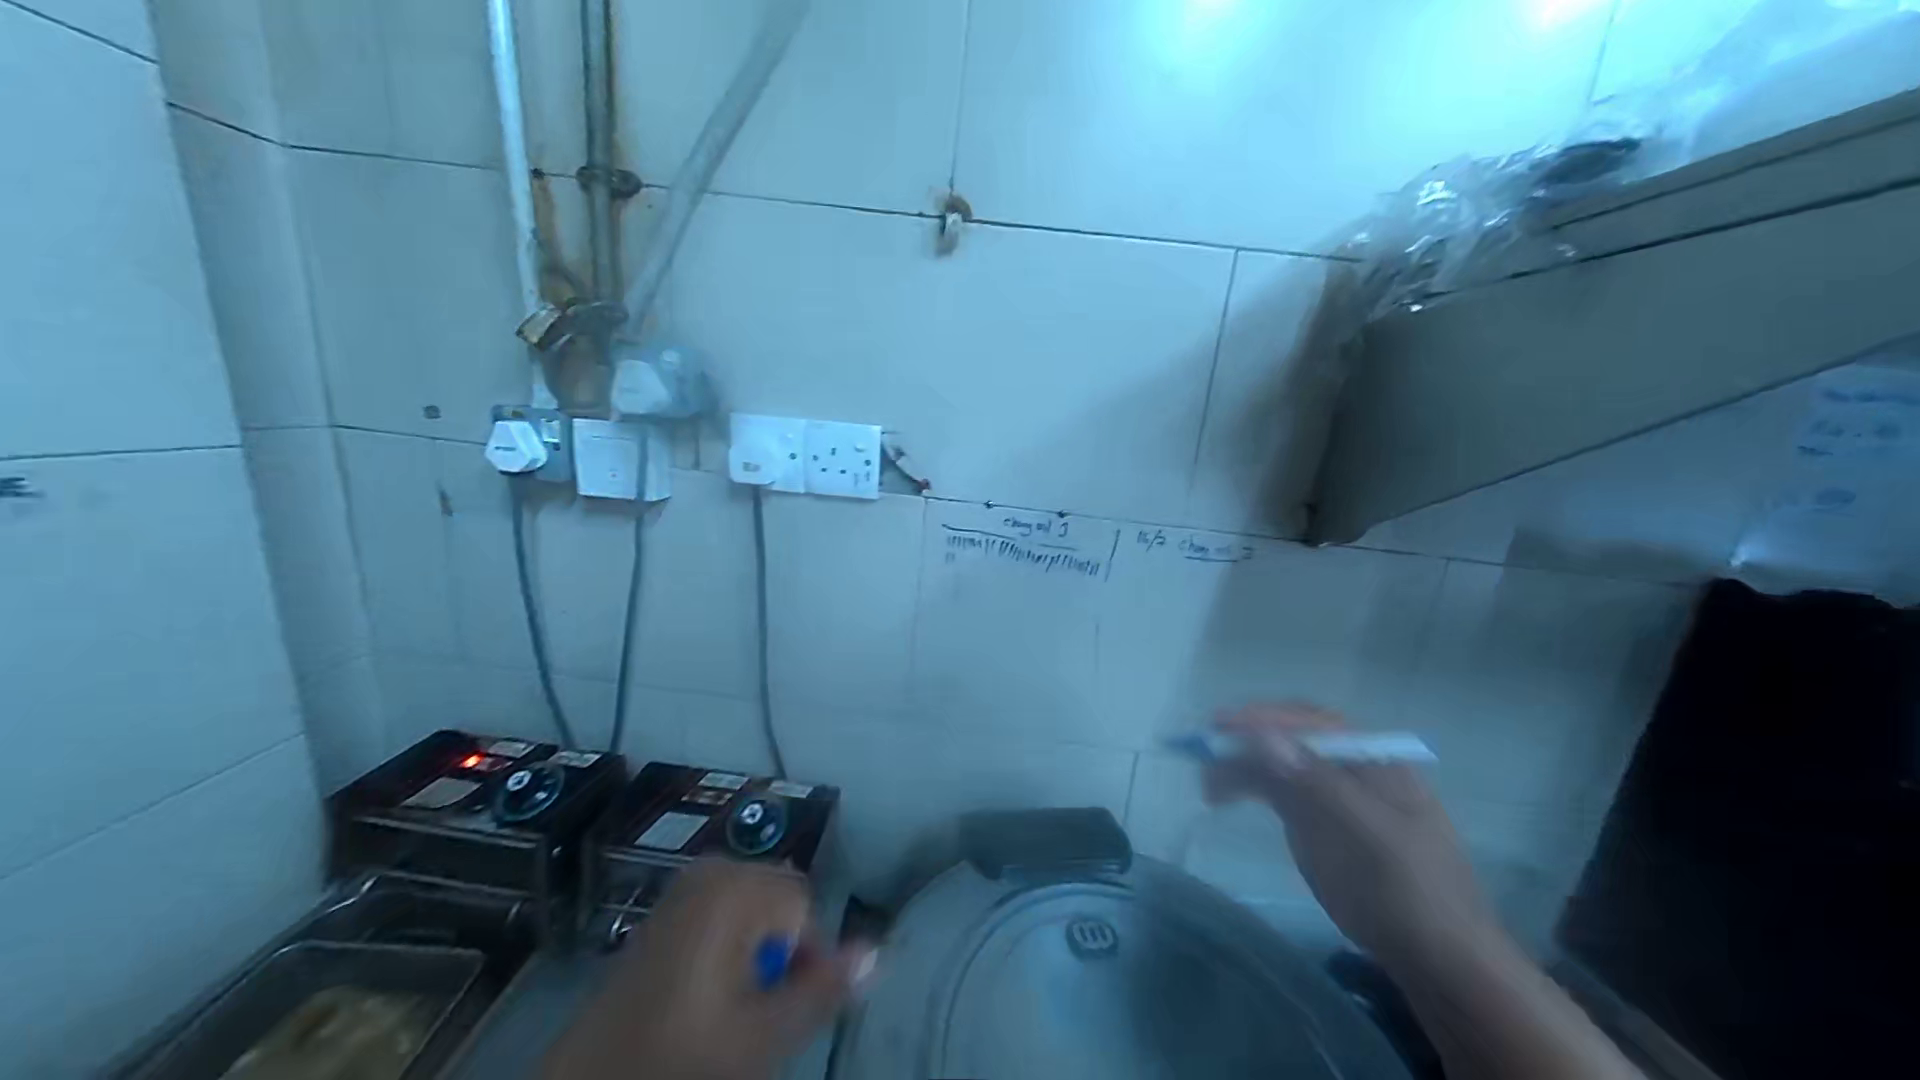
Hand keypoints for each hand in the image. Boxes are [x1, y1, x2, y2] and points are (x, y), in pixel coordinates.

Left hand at [543, 860, 874, 1079]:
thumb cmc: (675, 1062)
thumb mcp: (760, 1038)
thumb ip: (823, 991)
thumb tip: (877, 952)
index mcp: (735, 886)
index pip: (804, 909)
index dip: (804, 960)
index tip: (779, 1010)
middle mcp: (713, 869)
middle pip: (782, 901)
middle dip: (781, 952)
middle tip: (753, 1012)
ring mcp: (686, 884)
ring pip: (758, 908)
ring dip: (758, 951)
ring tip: (730, 1006)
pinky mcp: (669, 905)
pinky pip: (727, 910)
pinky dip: (731, 945)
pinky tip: (706, 992)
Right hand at [1204, 703, 1494, 964]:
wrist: (1436, 959)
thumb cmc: (1413, 891)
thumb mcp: (1372, 836)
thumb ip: (1320, 783)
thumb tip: (1266, 738)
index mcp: (1372, 759)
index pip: (1311, 723)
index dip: (1265, 718)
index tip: (1221, 725)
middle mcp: (1345, 766)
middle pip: (1287, 737)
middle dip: (1244, 739)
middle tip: (1203, 749)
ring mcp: (1326, 792)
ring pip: (1272, 761)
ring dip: (1236, 764)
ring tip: (1206, 784)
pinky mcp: (1309, 818)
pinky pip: (1270, 788)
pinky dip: (1242, 785)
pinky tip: (1220, 796)